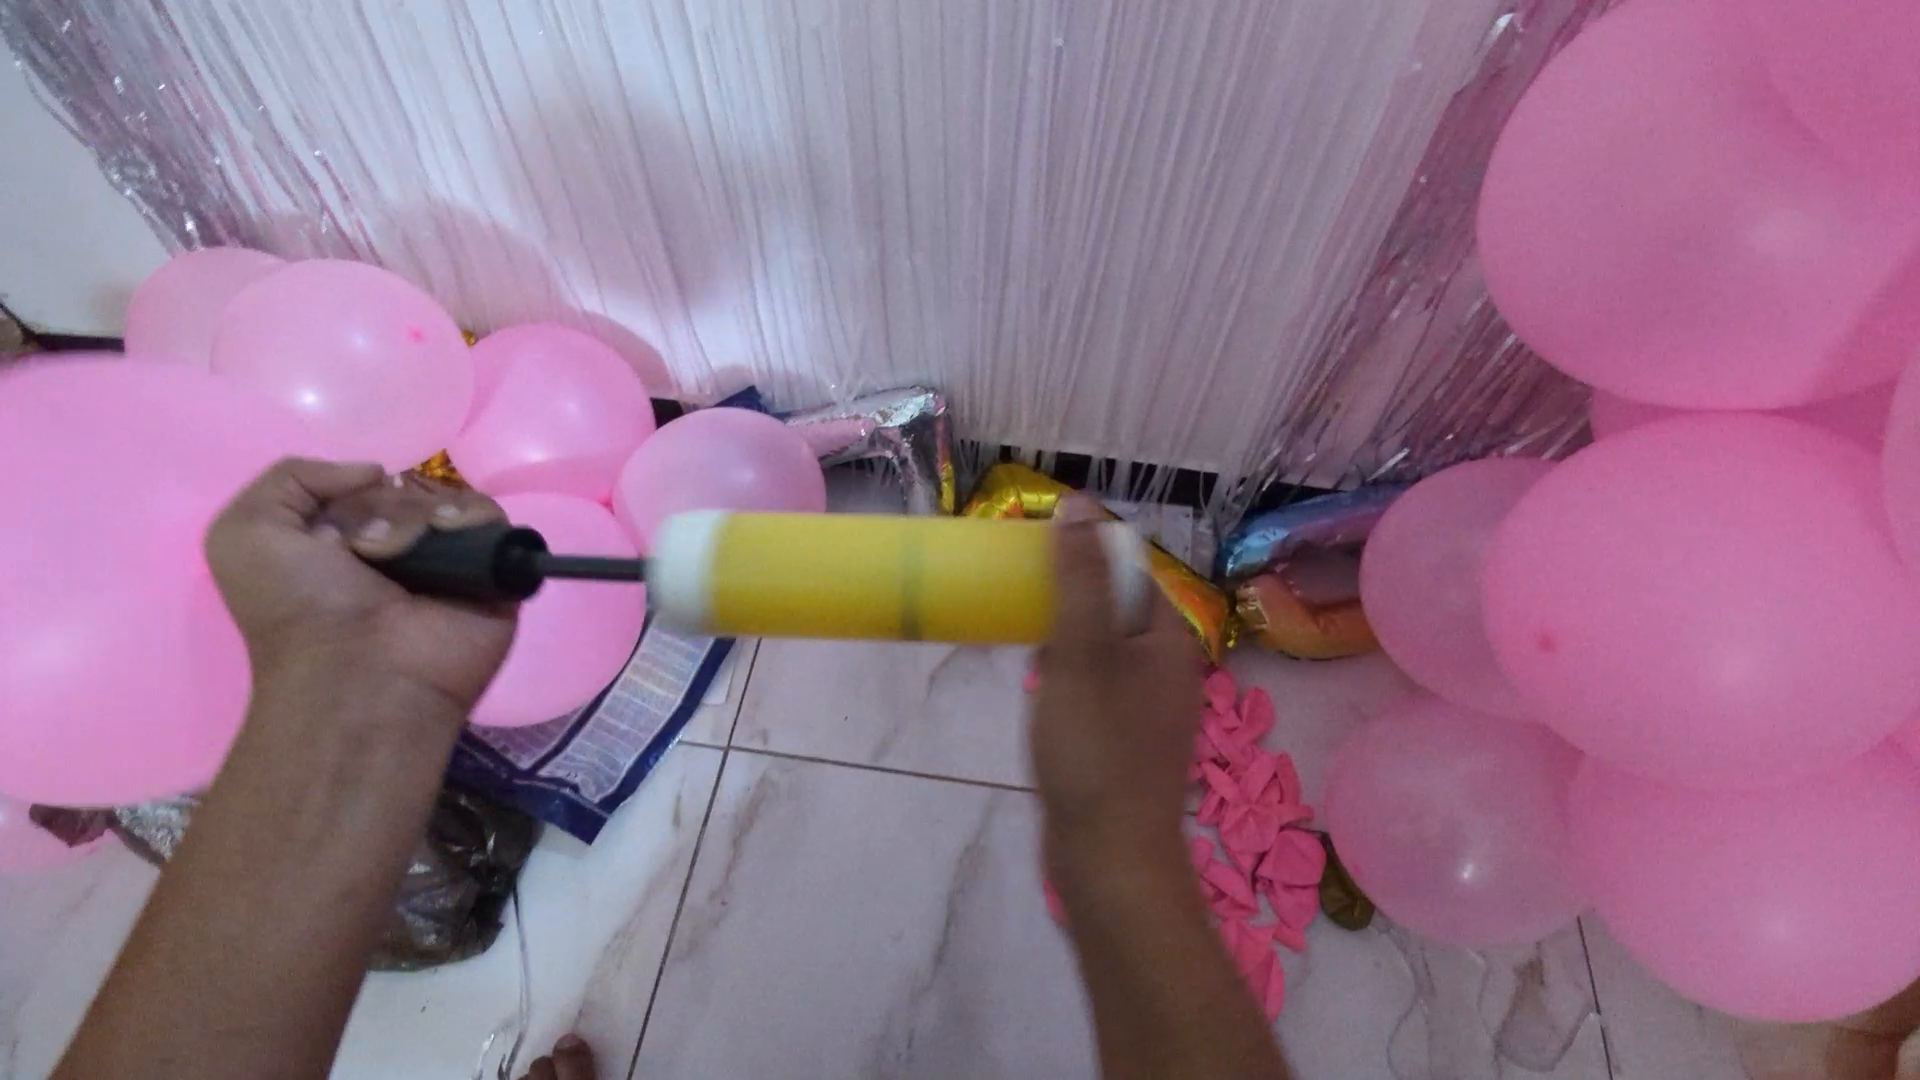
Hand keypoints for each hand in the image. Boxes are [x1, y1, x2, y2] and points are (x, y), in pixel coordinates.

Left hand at [205, 458, 517, 718]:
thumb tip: (377, 472)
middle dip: (388, 508)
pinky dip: (473, 518)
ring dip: (426, 514)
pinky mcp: (499, 572)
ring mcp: (457, 562)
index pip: (372, 489)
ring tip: (411, 551)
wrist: (363, 669)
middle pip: (415, 492)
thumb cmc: (298, 609)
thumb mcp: (246, 534)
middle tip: (370, 551)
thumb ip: (291, 477)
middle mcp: (409, 551)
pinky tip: (450, 537)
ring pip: (457, 501)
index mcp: (353, 544)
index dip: (354, 493)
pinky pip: (497, 522)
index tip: (338, 528)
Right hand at [1029, 498, 1200, 872]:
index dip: (1081, 555)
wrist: (1108, 858)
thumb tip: (1078, 506)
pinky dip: (1067, 674)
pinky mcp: (1126, 739)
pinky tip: (1040, 687)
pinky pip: (1096, 685)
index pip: (1128, 568)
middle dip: (1067, 596)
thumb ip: (1079, 578)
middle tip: (1020, 601)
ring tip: (1022, 639)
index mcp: (1169, 638)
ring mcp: (1149, 706)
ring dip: (1064, 635)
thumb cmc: (1094, 748)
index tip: (1032, 560)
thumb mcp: (1081, 651)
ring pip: (1102, 647)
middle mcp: (1168, 667)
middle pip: (1114, 606)